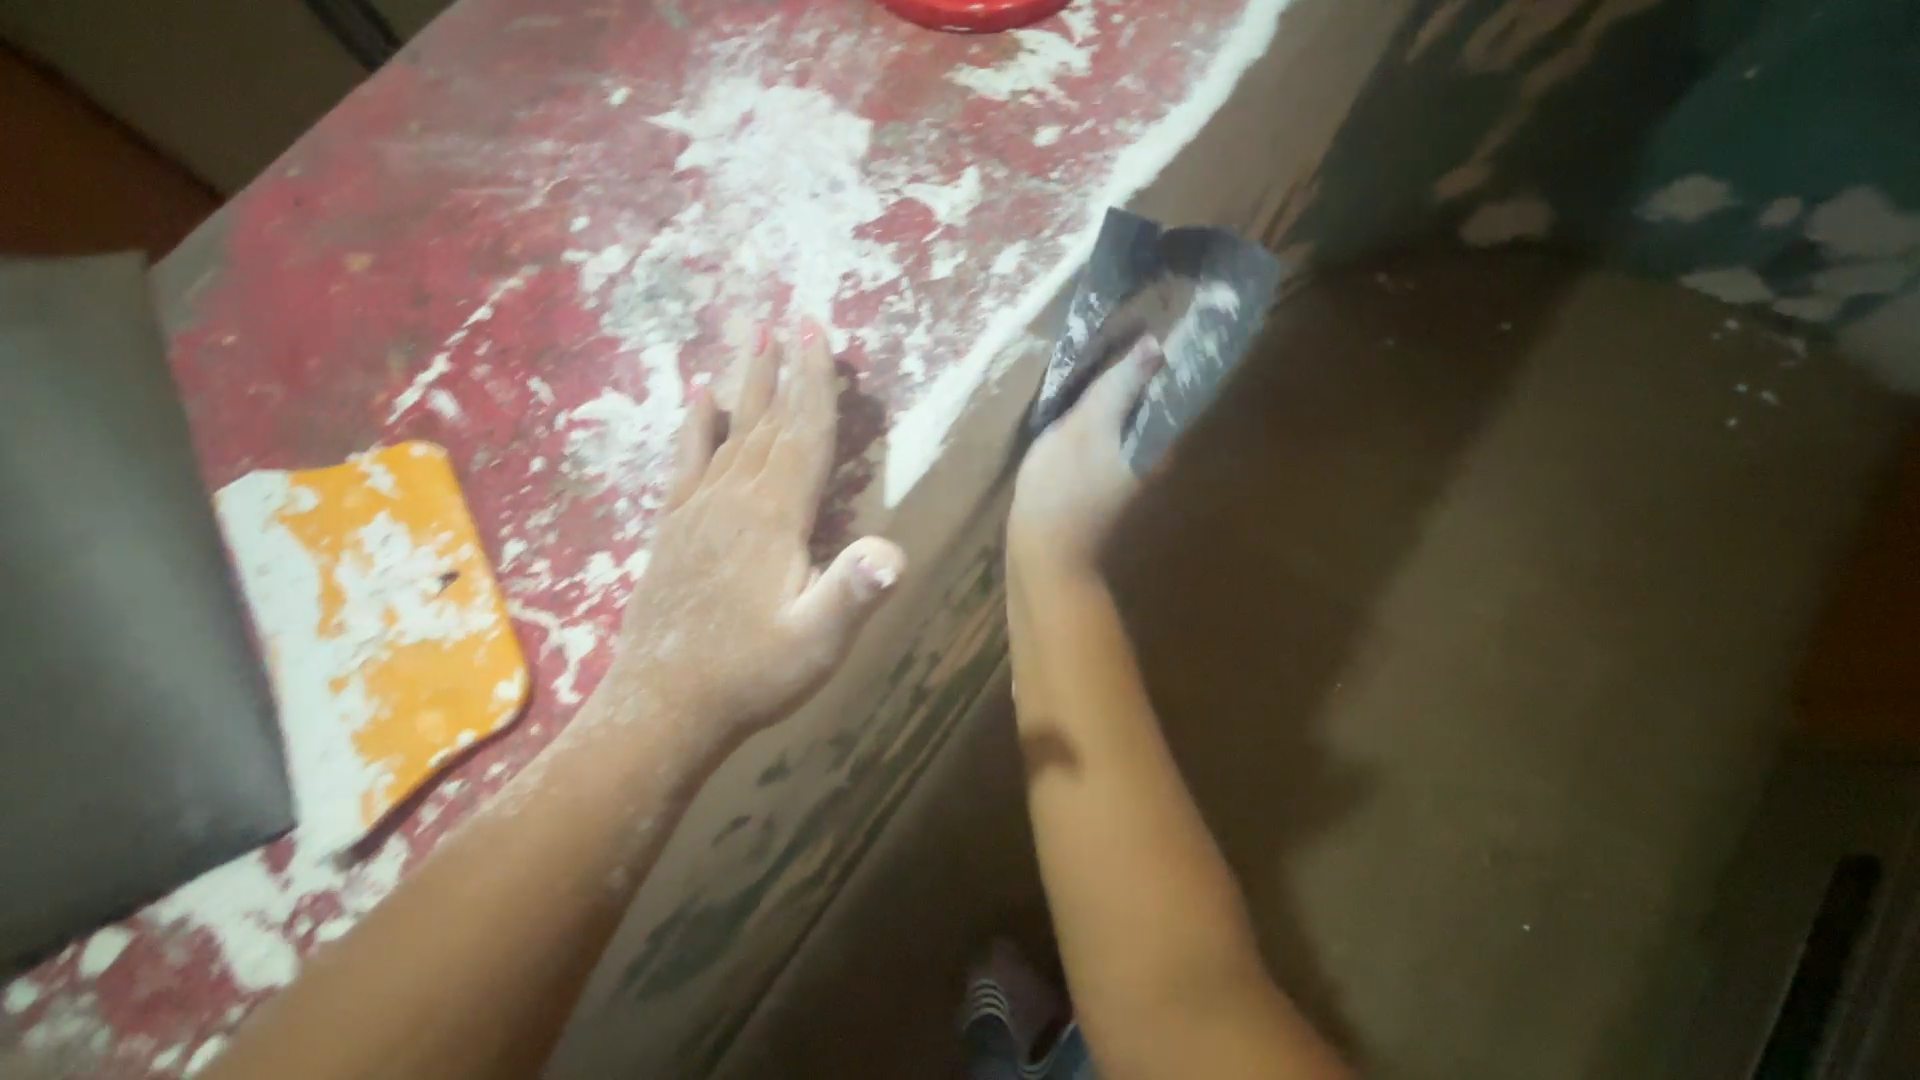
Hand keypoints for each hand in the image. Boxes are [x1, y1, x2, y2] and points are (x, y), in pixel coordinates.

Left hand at [612, 320, 905, 736]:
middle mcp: (732, 499)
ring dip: (743, 383)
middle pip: (765, 421)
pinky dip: (696, 426)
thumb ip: (851, 596)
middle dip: (784, 369)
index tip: (818, 332)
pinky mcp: (673, 528)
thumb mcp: (815, 644)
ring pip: (727, 431)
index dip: (815, 382)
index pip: (802, 434)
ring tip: (751, 337)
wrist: (664, 705)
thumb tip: (894, 553)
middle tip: (792, 318)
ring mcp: (696, 510)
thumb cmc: (751, 675)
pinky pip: (687, 461)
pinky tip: (696, 400)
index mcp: (771, 516)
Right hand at [1009, 334, 1163, 576]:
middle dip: (1133, 376)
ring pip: (1125, 424)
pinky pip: (1107, 441)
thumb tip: (1155, 344)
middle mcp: (1151, 457)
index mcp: (1155, 440)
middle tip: (1110, 339)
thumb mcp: (1087, 428)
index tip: (1141, 325)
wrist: (1044, 559)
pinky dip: (1097, 422)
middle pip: (1146, 405)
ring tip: (1090, 366)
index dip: (1155, 358)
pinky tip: (1077, 411)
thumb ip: (1119, 387)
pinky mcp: (1103, 487)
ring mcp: (1128, 475)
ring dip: (1113, 398)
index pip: (1167, 387)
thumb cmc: (1062, 490)